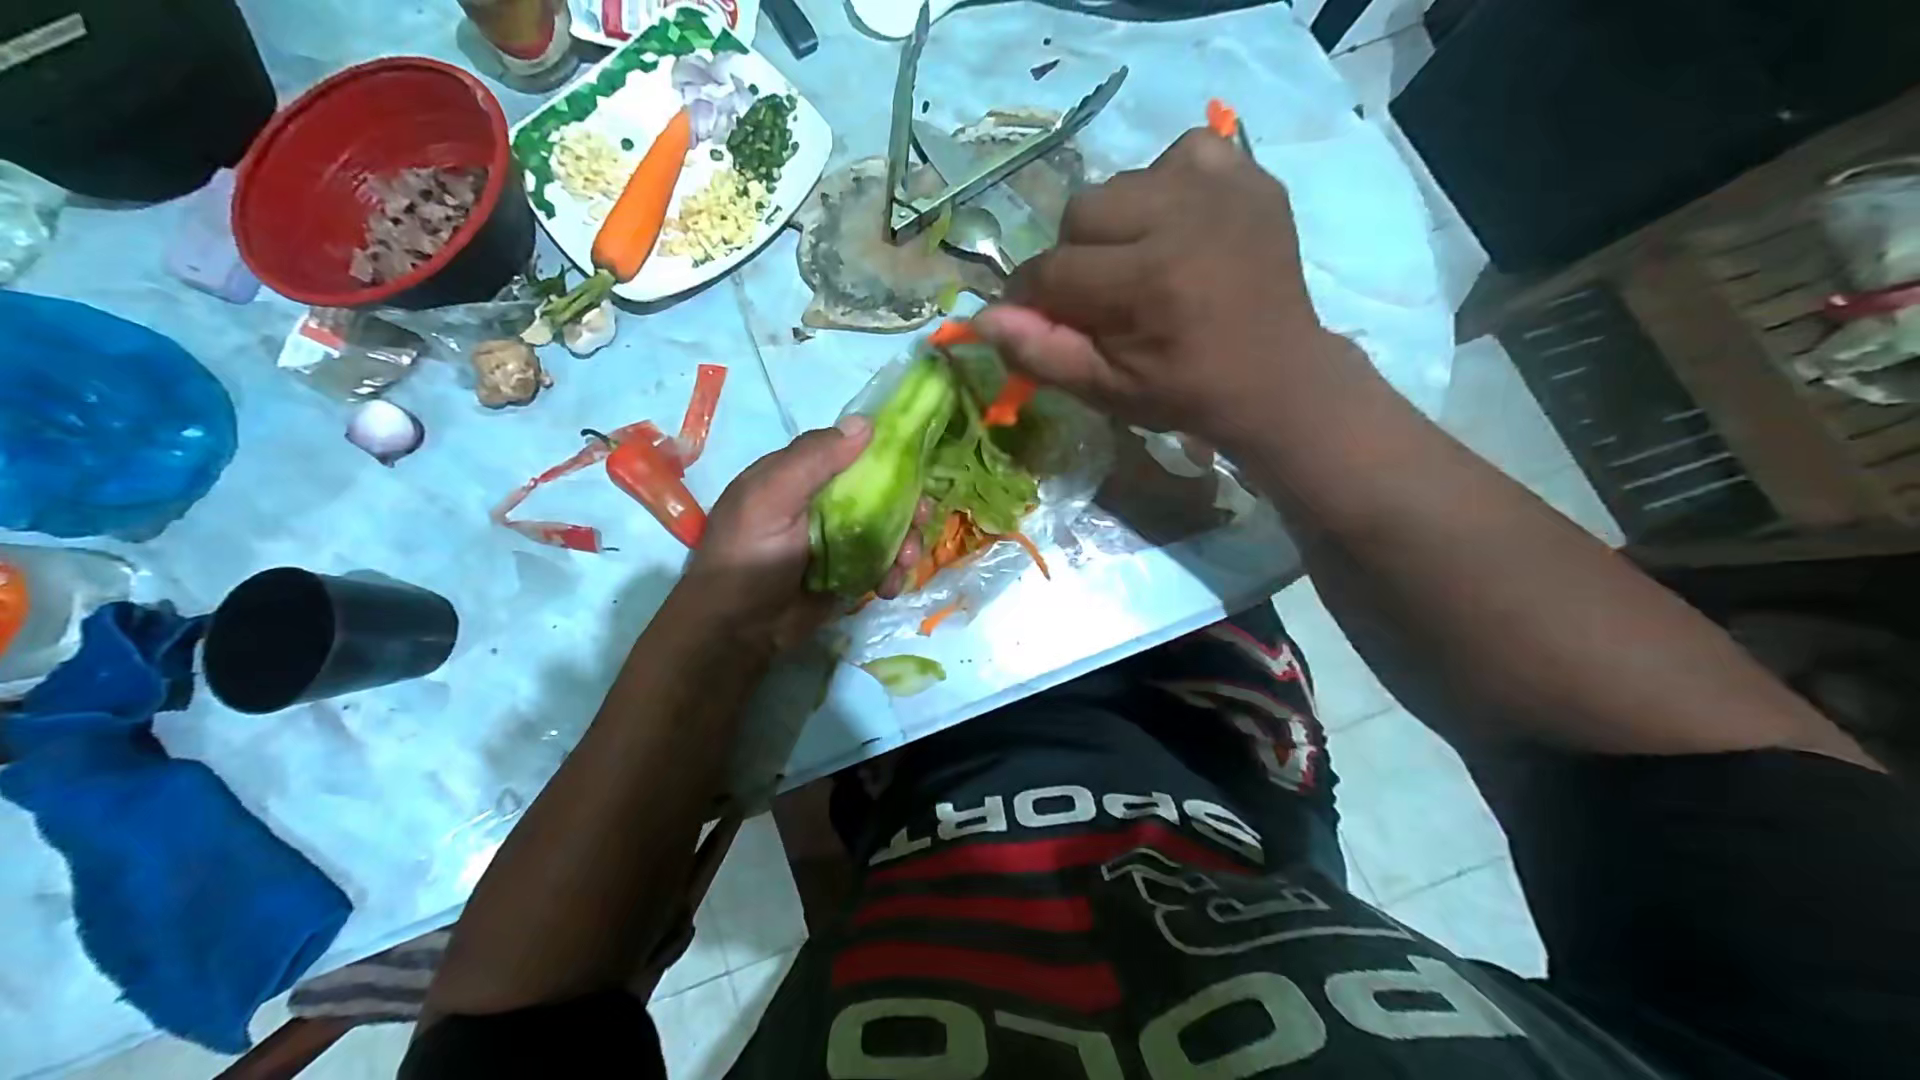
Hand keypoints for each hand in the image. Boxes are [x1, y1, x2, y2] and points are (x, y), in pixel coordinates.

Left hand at [672, 418, 920, 651]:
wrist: (739, 630)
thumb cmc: (749, 557)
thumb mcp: (772, 499)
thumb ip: (813, 459)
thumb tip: (866, 423)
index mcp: (799, 476)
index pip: (850, 452)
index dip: (885, 455)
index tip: (915, 465)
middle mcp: (822, 503)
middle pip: (880, 492)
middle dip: (906, 506)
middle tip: (919, 520)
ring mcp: (839, 540)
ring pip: (889, 530)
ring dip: (905, 543)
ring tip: (904, 564)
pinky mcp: (850, 573)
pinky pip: (885, 564)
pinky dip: (894, 573)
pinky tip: (889, 587)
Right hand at [973, 129, 1368, 448]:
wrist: (1275, 376)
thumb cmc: (1184, 391)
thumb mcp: (1106, 390)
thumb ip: (1042, 354)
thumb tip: (982, 320)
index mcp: (1148, 282)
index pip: (1051, 272)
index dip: (1032, 297)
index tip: (1038, 316)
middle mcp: (1182, 217)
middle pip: (1080, 214)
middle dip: (1075, 258)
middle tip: (1101, 295)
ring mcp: (1219, 184)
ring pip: (1119, 184)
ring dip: (1115, 225)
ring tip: (1141, 263)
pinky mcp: (1244, 170)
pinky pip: (1174, 157)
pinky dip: (1162, 189)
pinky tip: (1177, 229)